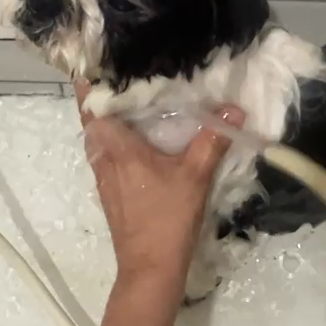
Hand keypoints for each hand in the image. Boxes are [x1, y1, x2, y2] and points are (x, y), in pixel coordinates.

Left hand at [75, 82, 241, 290]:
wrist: (149, 268)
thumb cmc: (168, 219)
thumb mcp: (195, 177)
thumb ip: (212, 141)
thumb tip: (234, 111)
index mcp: (117, 148)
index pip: (92, 107)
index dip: (91, 82)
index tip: (101, 58)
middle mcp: (103, 158)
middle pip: (91, 118)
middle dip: (101, 95)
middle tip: (121, 68)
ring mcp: (104, 176)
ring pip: (98, 137)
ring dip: (108, 117)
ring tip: (131, 95)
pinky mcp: (110, 190)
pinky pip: (106, 153)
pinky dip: (116, 138)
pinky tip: (138, 135)